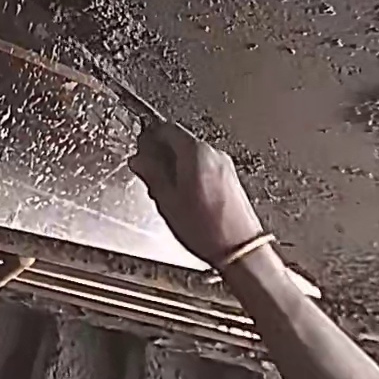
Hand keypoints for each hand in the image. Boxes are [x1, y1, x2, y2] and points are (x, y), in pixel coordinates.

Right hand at [128, 123, 265, 266]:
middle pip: (180, 140)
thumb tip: (139, 160)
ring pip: (192, 154)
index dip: (149, 136)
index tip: (141, 149)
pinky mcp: (230, 178)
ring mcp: (224, 165)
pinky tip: (184, 194)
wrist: (239, 249)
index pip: (167, 129)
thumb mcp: (166, 200)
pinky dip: (190, 172)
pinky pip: (204, 165)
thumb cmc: (206, 227)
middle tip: (148, 170)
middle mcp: (212, 153)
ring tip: (164, 188)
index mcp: (195, 152)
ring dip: (175, 164)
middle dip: (162, 152)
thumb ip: (151, 173)